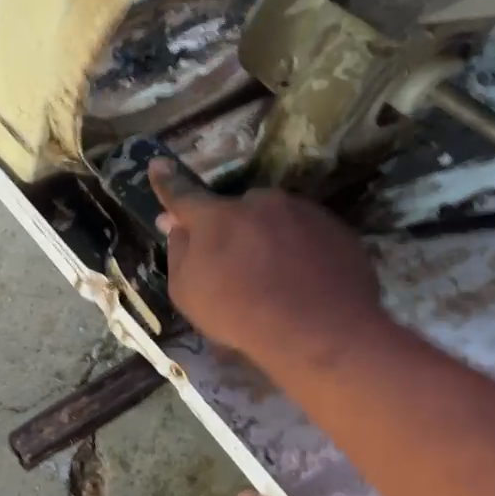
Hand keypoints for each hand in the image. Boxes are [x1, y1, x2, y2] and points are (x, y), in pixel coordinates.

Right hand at [149, 159, 385, 364]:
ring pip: (273, 218)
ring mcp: (303, 212)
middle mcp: (260, 203)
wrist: (318, 331)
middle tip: (230, 262)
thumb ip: (179, 251)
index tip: (157, 164)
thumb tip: (176, 225)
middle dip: (229, 228)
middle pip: (236, 209)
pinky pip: (304, 233)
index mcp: (216, 217)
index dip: (167, 181)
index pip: (183, 195)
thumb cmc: (237, 313)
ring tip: (270, 277)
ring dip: (265, 238)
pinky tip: (297, 279)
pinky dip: (296, 250)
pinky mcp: (336, 229)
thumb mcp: (186, 291)